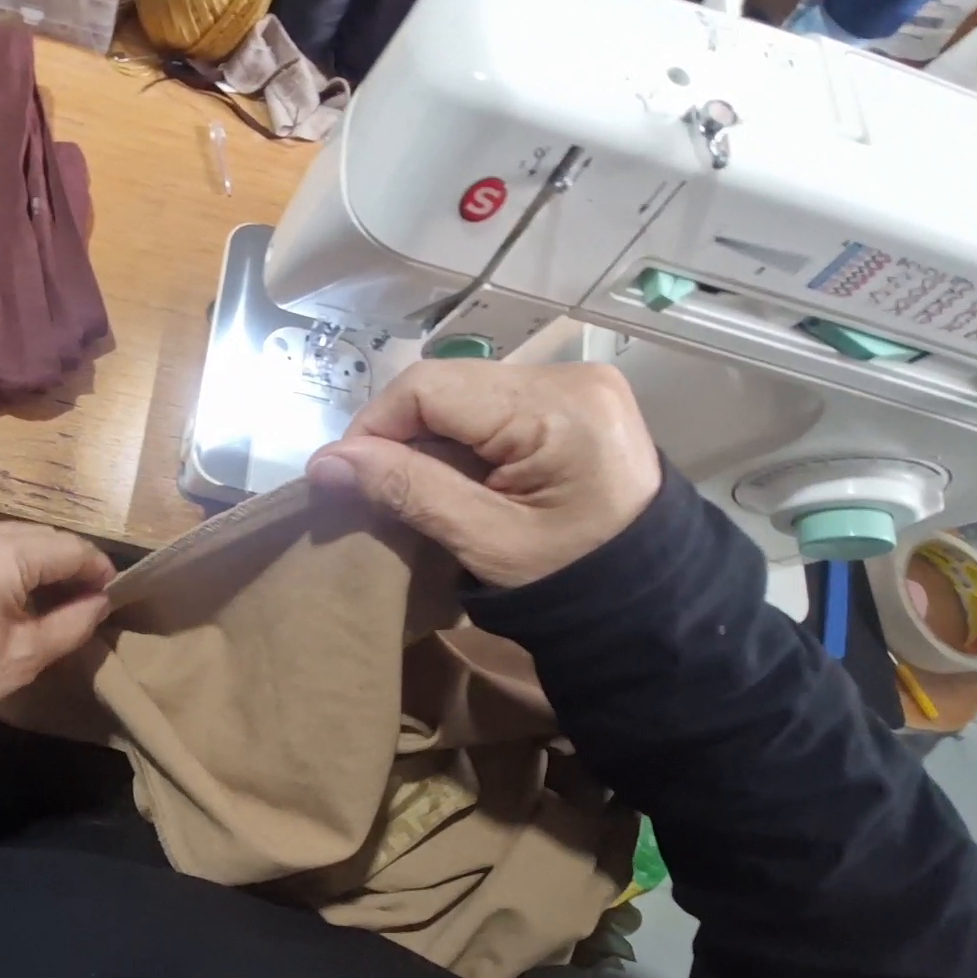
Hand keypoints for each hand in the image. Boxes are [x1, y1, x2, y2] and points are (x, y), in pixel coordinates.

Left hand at [0, 512, 115, 739]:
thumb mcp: (28, 655)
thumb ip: (76, 620)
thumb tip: (104, 598)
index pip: (70, 549)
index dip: (98, 569)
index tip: (113, 591)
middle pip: (42, 535)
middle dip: (67, 563)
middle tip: (85, 595)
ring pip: (13, 532)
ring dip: (35, 556)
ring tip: (47, 591)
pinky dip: (2, 553)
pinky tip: (7, 581)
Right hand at [306, 360, 661, 587]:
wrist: (652, 601)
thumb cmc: (571, 581)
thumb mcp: (483, 540)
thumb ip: (406, 489)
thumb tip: (324, 462)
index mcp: (556, 408)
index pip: (427, 388)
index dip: (372, 426)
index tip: (344, 477)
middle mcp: (568, 376)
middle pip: (443, 386)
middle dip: (397, 434)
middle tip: (376, 487)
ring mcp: (573, 384)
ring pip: (459, 394)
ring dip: (423, 438)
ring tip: (414, 485)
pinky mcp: (570, 401)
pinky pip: (486, 406)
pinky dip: (455, 440)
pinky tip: (453, 477)